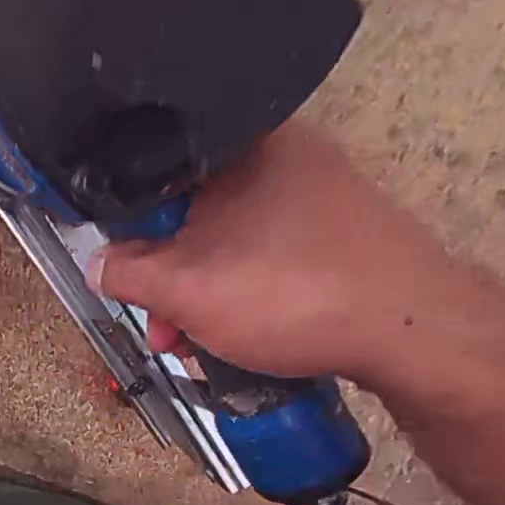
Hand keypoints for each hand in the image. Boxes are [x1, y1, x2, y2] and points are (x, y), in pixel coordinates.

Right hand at [87, 121, 504, 388]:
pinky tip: (235, 343)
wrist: (406, 330)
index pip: (160, 187)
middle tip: (164, 338)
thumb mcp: (184, 288)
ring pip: (227, 254)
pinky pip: (263, 267)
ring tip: (197, 354)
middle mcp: (284, 163)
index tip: (128, 288)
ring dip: (199, 308)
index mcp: (246, 150)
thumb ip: (127, 274)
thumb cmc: (287, 295)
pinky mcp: (335, 240)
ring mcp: (315, 202)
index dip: (131, 241)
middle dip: (168, 292)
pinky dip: (238, 304)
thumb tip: (98, 265)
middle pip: (192, 227)